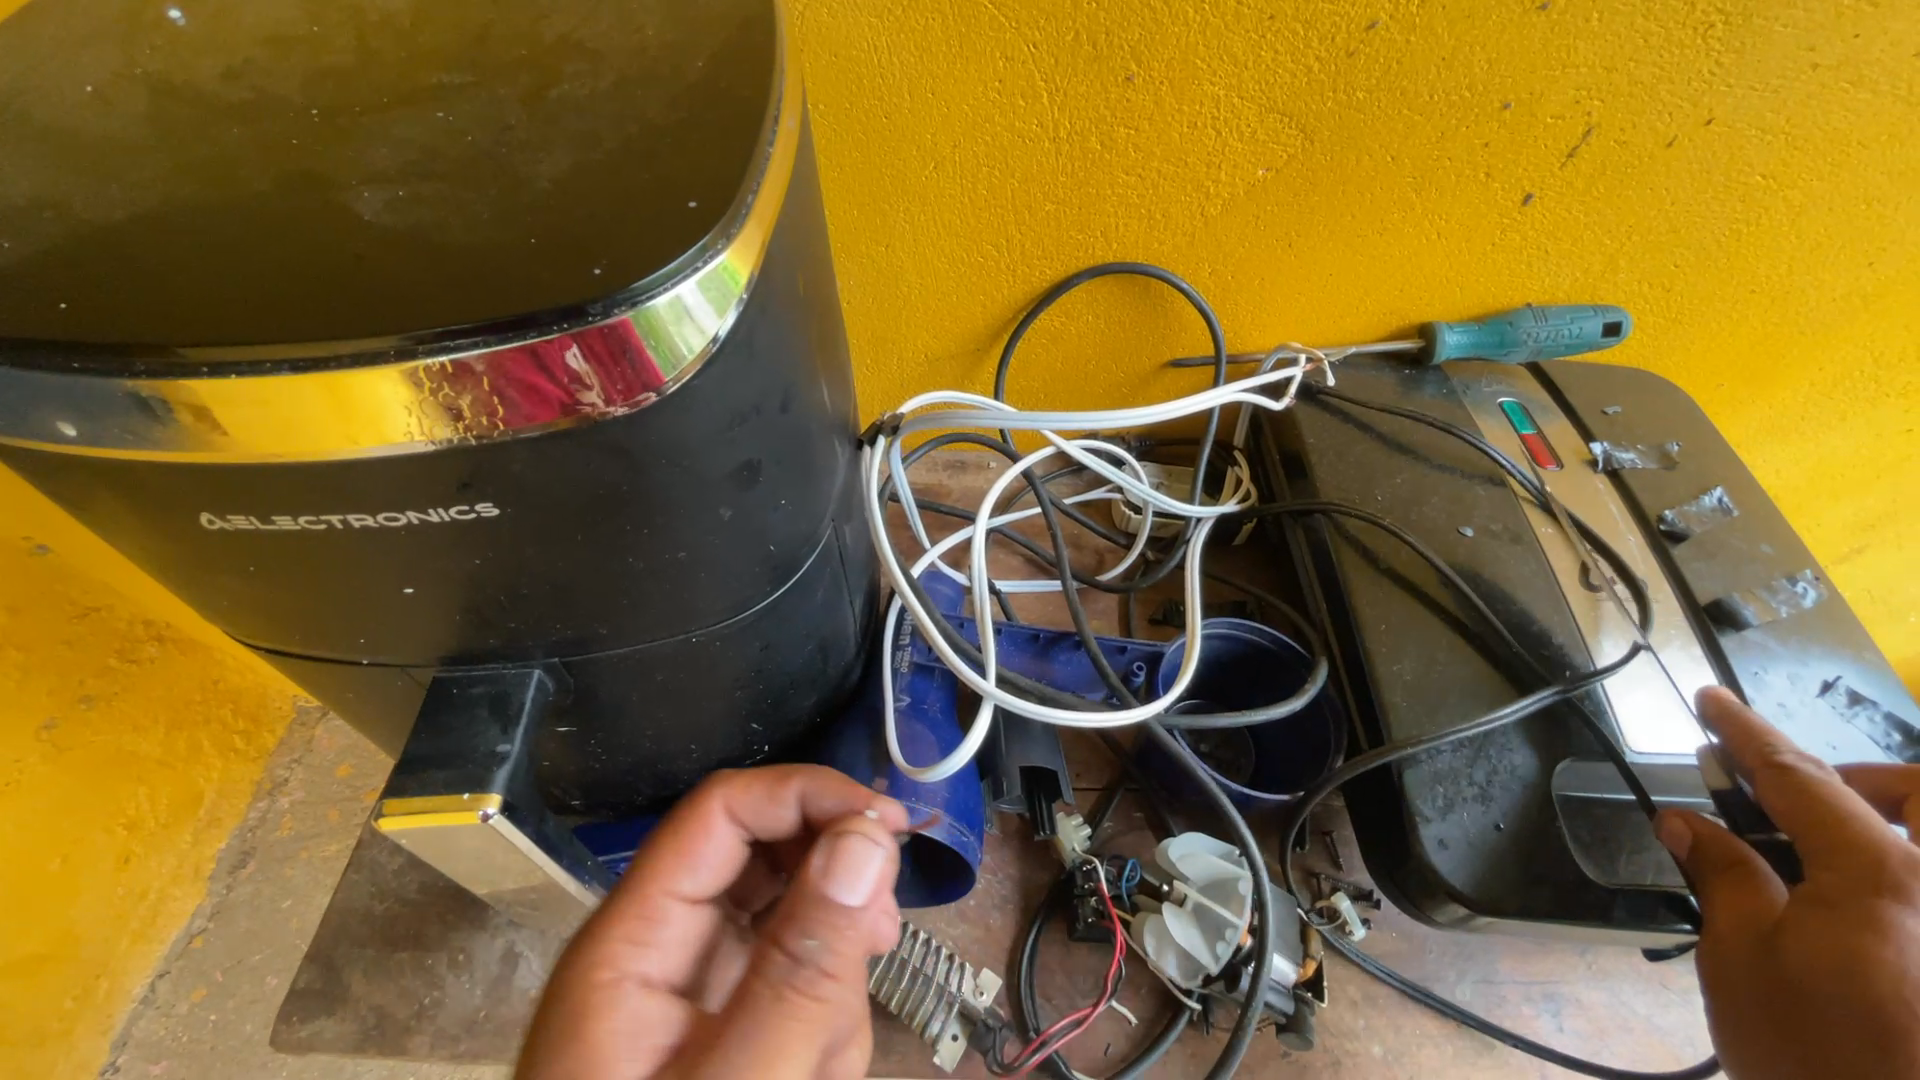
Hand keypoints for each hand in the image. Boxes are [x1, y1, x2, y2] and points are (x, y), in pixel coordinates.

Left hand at [517, 765, 907, 1079]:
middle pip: (765, 860)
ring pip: (794, 925)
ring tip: (822, 1069)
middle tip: (879, 941)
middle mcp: (660, 952)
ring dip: (832, 982)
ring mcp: (695, 996)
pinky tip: (816, 1077)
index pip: (723, 812)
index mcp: (631, 945)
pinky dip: (827, 1026)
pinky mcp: (727, 1032)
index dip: (808, 796)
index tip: (888, 827)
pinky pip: (798, 987)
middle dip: (830, 897)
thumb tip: (864, 839)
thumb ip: (801, 969)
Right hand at [1656, 686, 1919, 1079]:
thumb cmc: (1813, 1052)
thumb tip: (1690, 821)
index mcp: (1889, 878)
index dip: (1746, 735)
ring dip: (1879, 827)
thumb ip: (1724, 875)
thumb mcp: (1741, 959)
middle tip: (1790, 802)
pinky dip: (1889, 873)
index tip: (1712, 700)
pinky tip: (1844, 904)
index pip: (1802, 780)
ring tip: (1813, 858)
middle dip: (1861, 781)